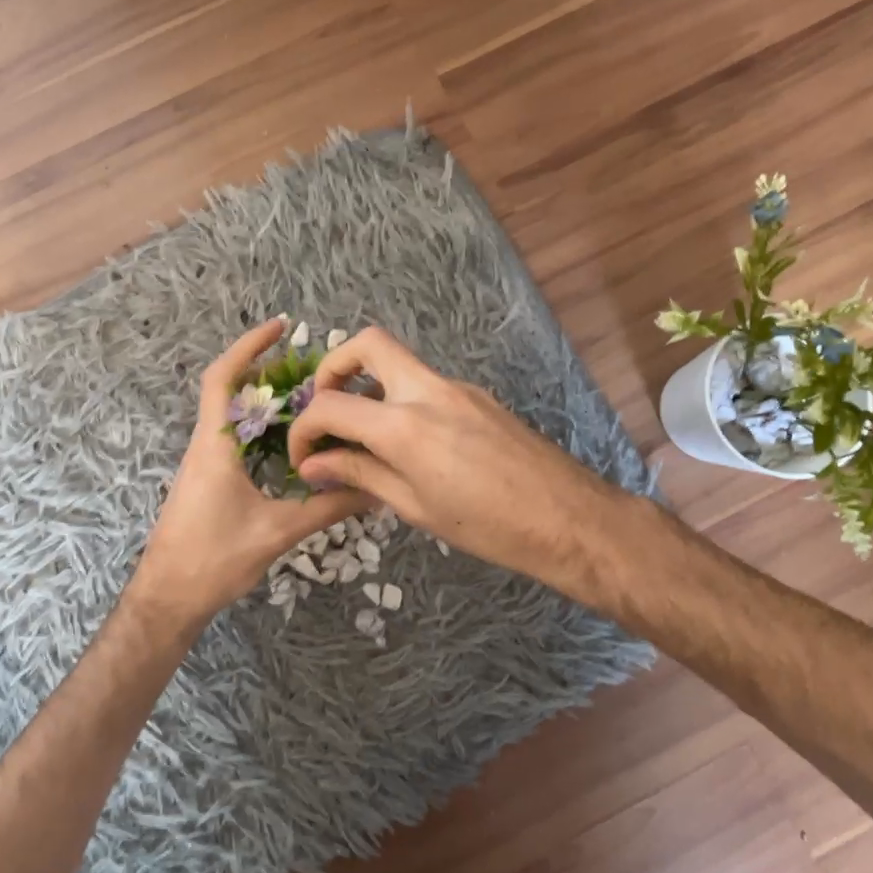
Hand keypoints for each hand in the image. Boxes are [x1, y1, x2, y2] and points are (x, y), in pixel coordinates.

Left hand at [128, 320, 373, 626]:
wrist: (166, 599)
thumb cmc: (211, 560)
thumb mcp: (275, 533)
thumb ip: (324, 508)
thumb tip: (373, 489)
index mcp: (214, 445)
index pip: (224, 377)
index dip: (249, 345)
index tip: (280, 326)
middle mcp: (206, 445)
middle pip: (233, 391)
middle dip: (271, 374)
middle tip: (315, 372)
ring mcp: (204, 465)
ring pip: (235, 418)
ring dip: (267, 404)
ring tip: (312, 403)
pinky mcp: (207, 483)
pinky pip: (235, 442)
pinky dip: (262, 433)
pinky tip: (292, 447)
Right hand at [285, 328, 625, 601]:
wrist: (570, 520)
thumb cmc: (488, 527)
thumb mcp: (415, 507)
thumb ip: (360, 475)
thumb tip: (313, 466)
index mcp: (405, 424)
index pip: (330, 406)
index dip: (303, 429)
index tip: (302, 457)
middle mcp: (428, 390)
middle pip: (367, 344)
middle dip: (333, 368)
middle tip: (325, 410)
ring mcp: (458, 388)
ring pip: (398, 364)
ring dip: (368, 387)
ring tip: (362, 438)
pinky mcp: (478, 397)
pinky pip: (425, 384)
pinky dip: (401, 401)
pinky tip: (407, 446)